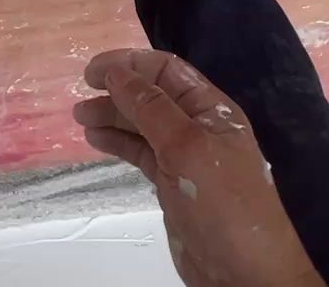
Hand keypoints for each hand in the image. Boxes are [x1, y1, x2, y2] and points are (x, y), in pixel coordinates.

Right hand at [74, 49, 325, 286]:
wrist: (247, 277)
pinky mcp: (172, 184)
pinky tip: (96, 139)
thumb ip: (150, 106)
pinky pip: (140, 151)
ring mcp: (184, 156)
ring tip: (80, 117)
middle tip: (82, 94)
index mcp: (210, 109)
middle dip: (116, 89)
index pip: (165, 70)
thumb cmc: (223, 204)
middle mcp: (197, 126)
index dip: (129, 63)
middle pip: (150, 94)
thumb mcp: (187, 146)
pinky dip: (117, 142)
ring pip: (141, 123)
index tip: (94, 72)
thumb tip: (116, 72)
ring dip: (111, 116)